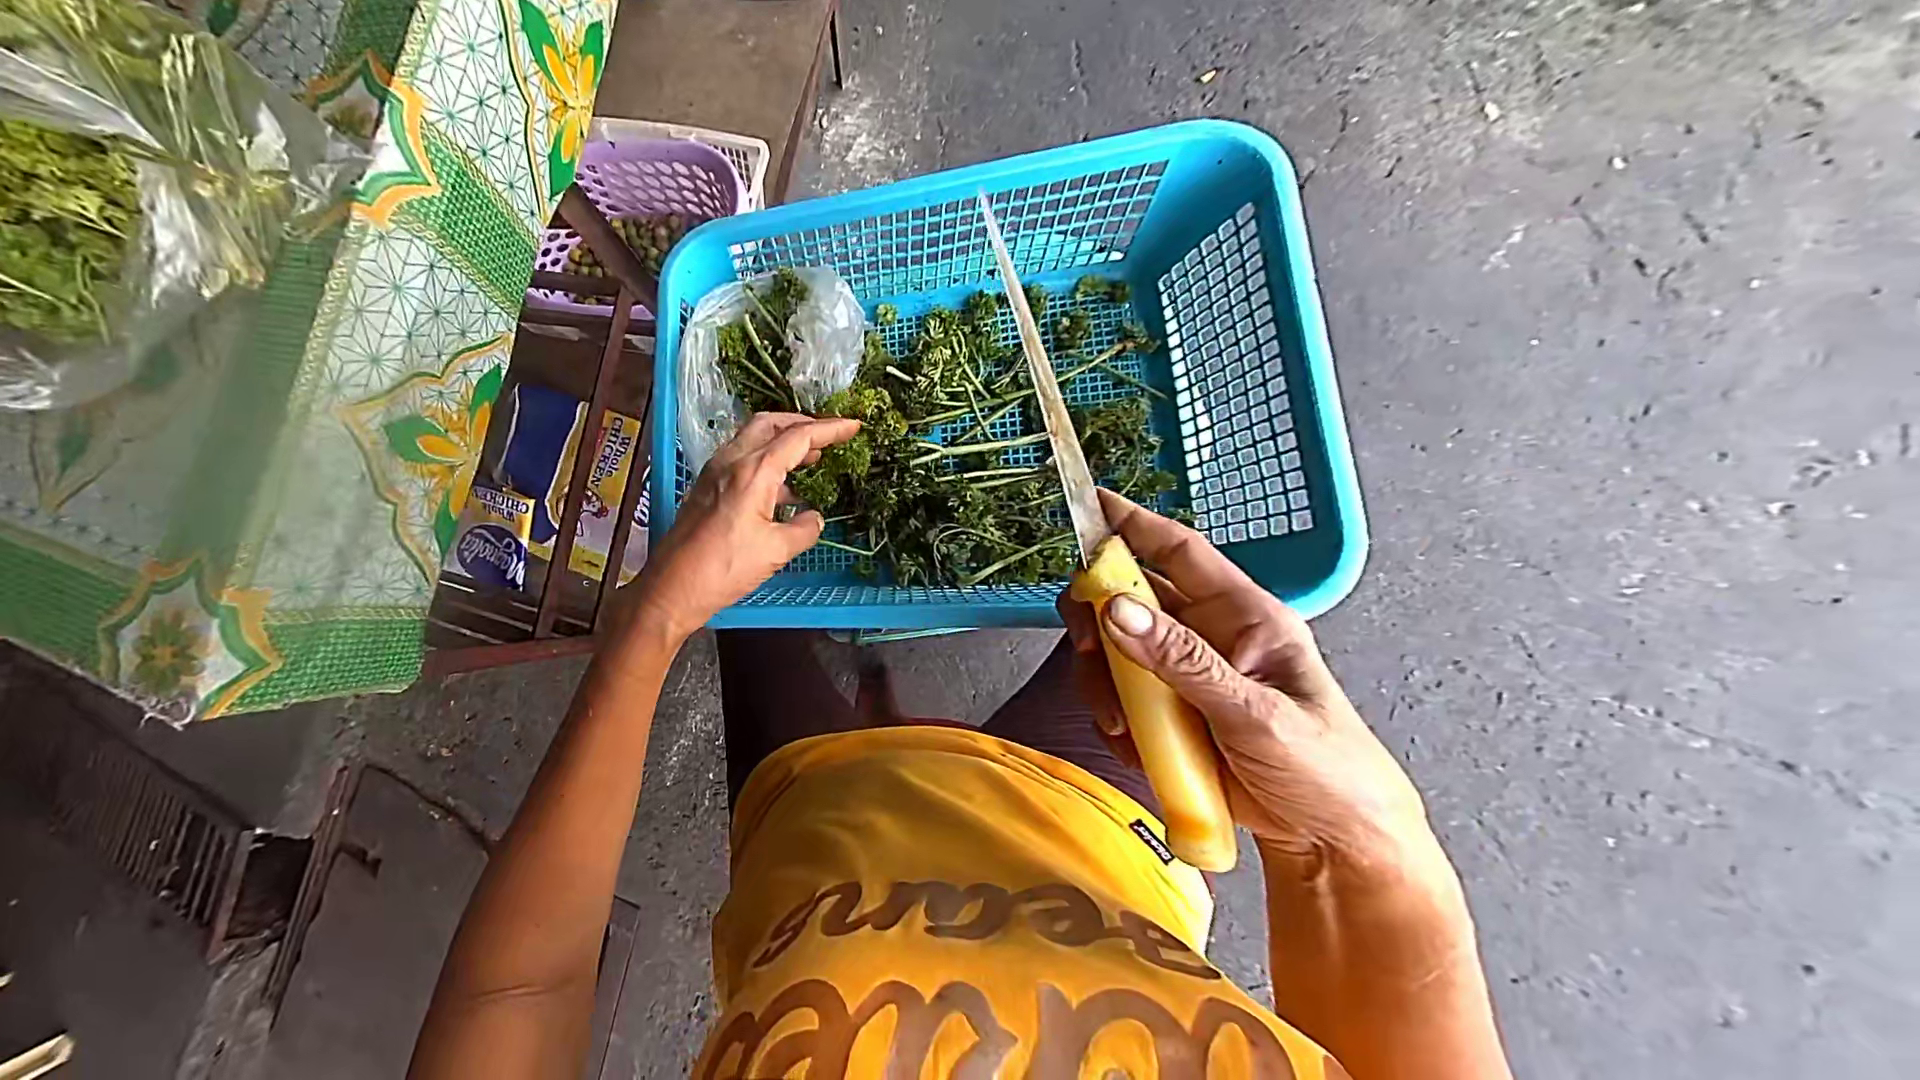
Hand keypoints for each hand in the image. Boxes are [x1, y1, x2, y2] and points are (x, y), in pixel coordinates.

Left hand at [621, 413, 859, 642]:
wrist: (672, 588)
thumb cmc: (725, 568)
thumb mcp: (776, 551)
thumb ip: (804, 529)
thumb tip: (815, 518)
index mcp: (753, 471)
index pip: (798, 438)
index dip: (830, 429)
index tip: (854, 426)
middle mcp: (731, 462)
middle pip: (770, 424)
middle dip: (802, 423)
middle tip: (828, 435)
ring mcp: (715, 473)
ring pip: (754, 439)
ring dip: (784, 442)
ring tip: (812, 459)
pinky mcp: (708, 488)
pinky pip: (743, 459)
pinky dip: (768, 461)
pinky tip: (784, 488)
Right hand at [1059, 489, 1443, 878]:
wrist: (1329, 842)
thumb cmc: (1325, 768)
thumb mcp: (1257, 713)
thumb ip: (1184, 661)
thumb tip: (1117, 609)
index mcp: (1243, 616)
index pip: (1179, 552)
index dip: (1134, 523)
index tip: (1092, 503)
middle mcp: (1206, 634)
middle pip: (1129, 596)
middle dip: (1098, 614)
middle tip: (1088, 647)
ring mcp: (1181, 674)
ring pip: (1112, 648)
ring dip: (1102, 679)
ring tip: (1123, 722)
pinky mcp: (1165, 712)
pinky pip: (1116, 697)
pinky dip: (1112, 717)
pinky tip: (1139, 747)